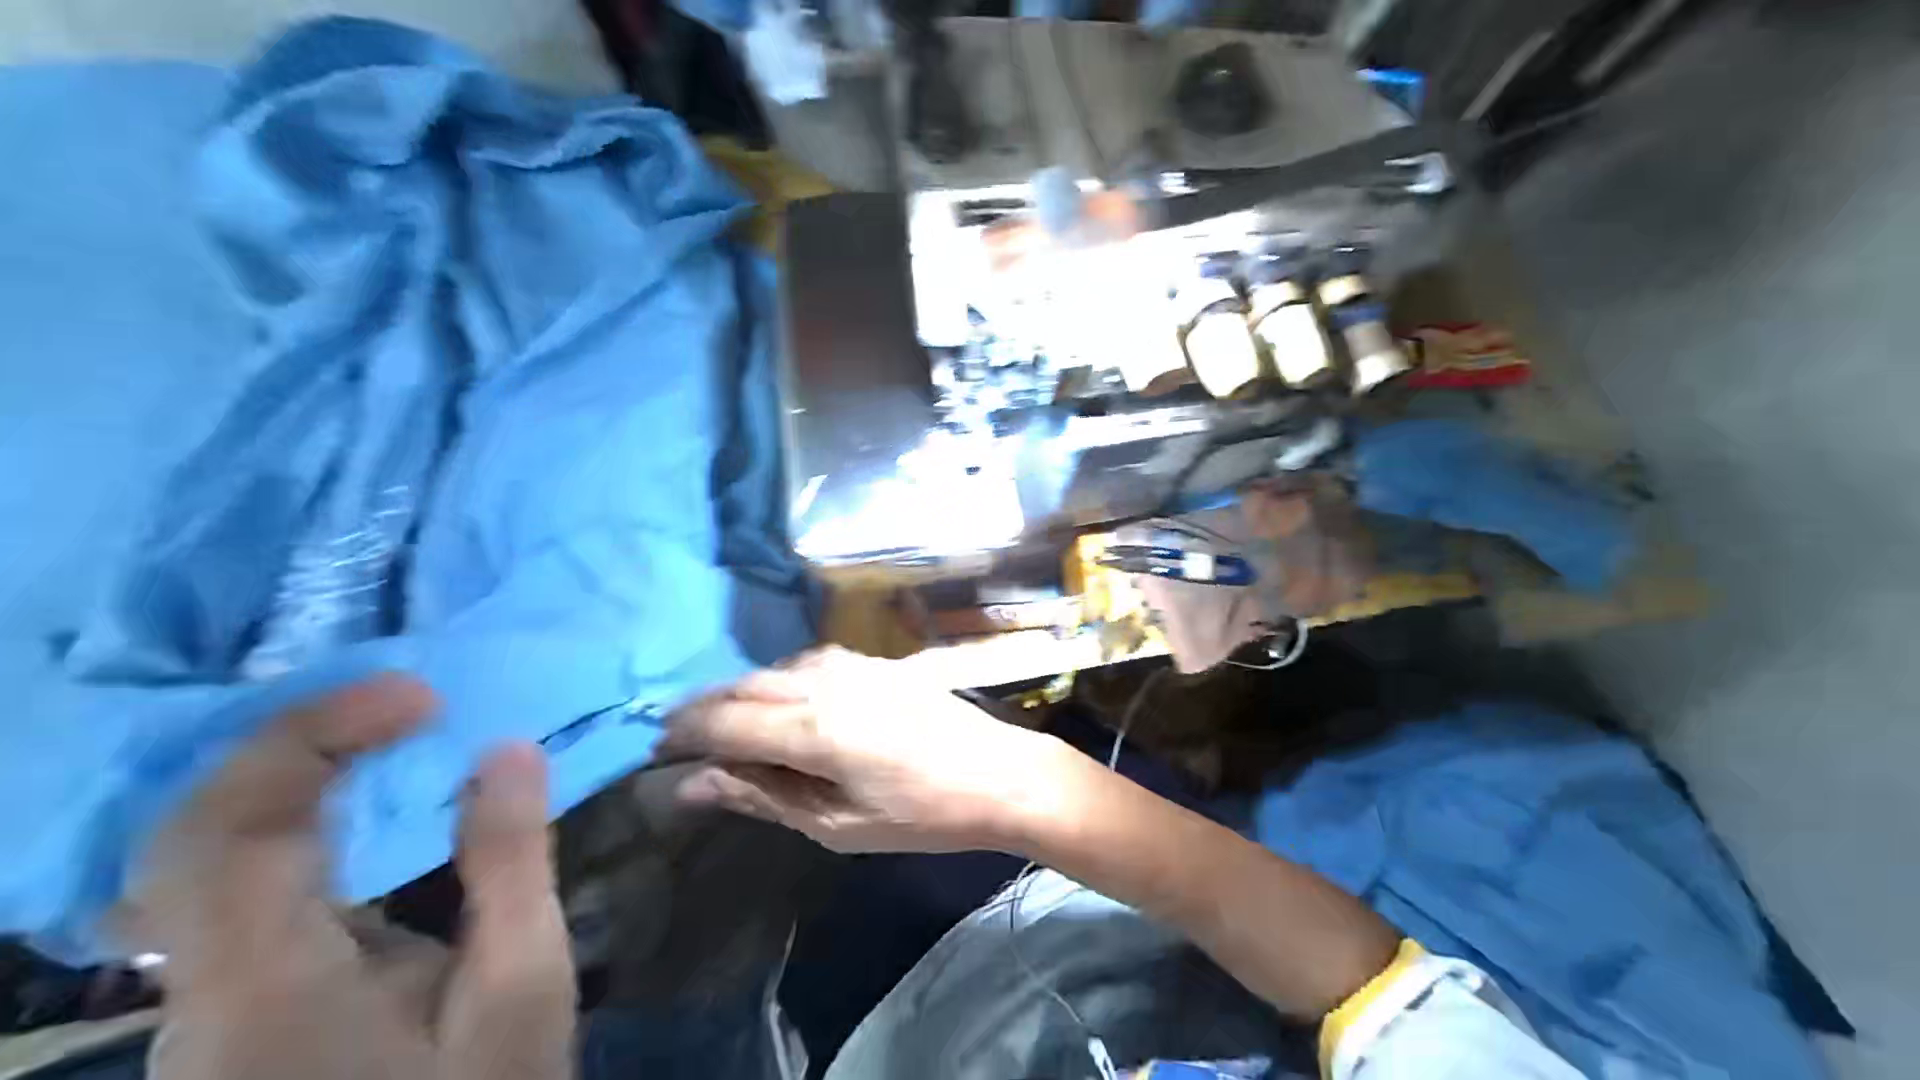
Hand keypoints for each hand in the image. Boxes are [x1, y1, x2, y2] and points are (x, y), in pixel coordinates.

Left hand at [136, 676, 574, 1079]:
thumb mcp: (520, 986)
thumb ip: (508, 863)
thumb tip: (508, 749)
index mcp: (269, 990)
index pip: (234, 830)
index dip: (315, 735)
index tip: (422, 697)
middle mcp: (199, 990)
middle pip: (187, 832)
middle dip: (293, 739)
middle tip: (403, 700)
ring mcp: (198, 999)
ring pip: (192, 855)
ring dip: (287, 768)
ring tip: (387, 724)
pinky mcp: (229, 998)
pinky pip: (228, 879)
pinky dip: (293, 810)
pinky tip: (360, 791)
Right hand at [664, 648, 1079, 853]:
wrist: (1000, 773)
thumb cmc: (921, 814)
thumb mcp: (836, 824)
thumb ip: (763, 795)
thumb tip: (694, 785)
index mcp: (813, 727)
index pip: (725, 720)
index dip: (684, 734)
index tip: (657, 752)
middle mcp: (825, 681)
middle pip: (743, 685)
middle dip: (704, 709)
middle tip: (680, 738)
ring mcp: (852, 663)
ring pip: (774, 667)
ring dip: (741, 691)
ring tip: (725, 724)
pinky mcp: (874, 659)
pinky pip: (806, 661)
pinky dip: (778, 679)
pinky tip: (779, 702)